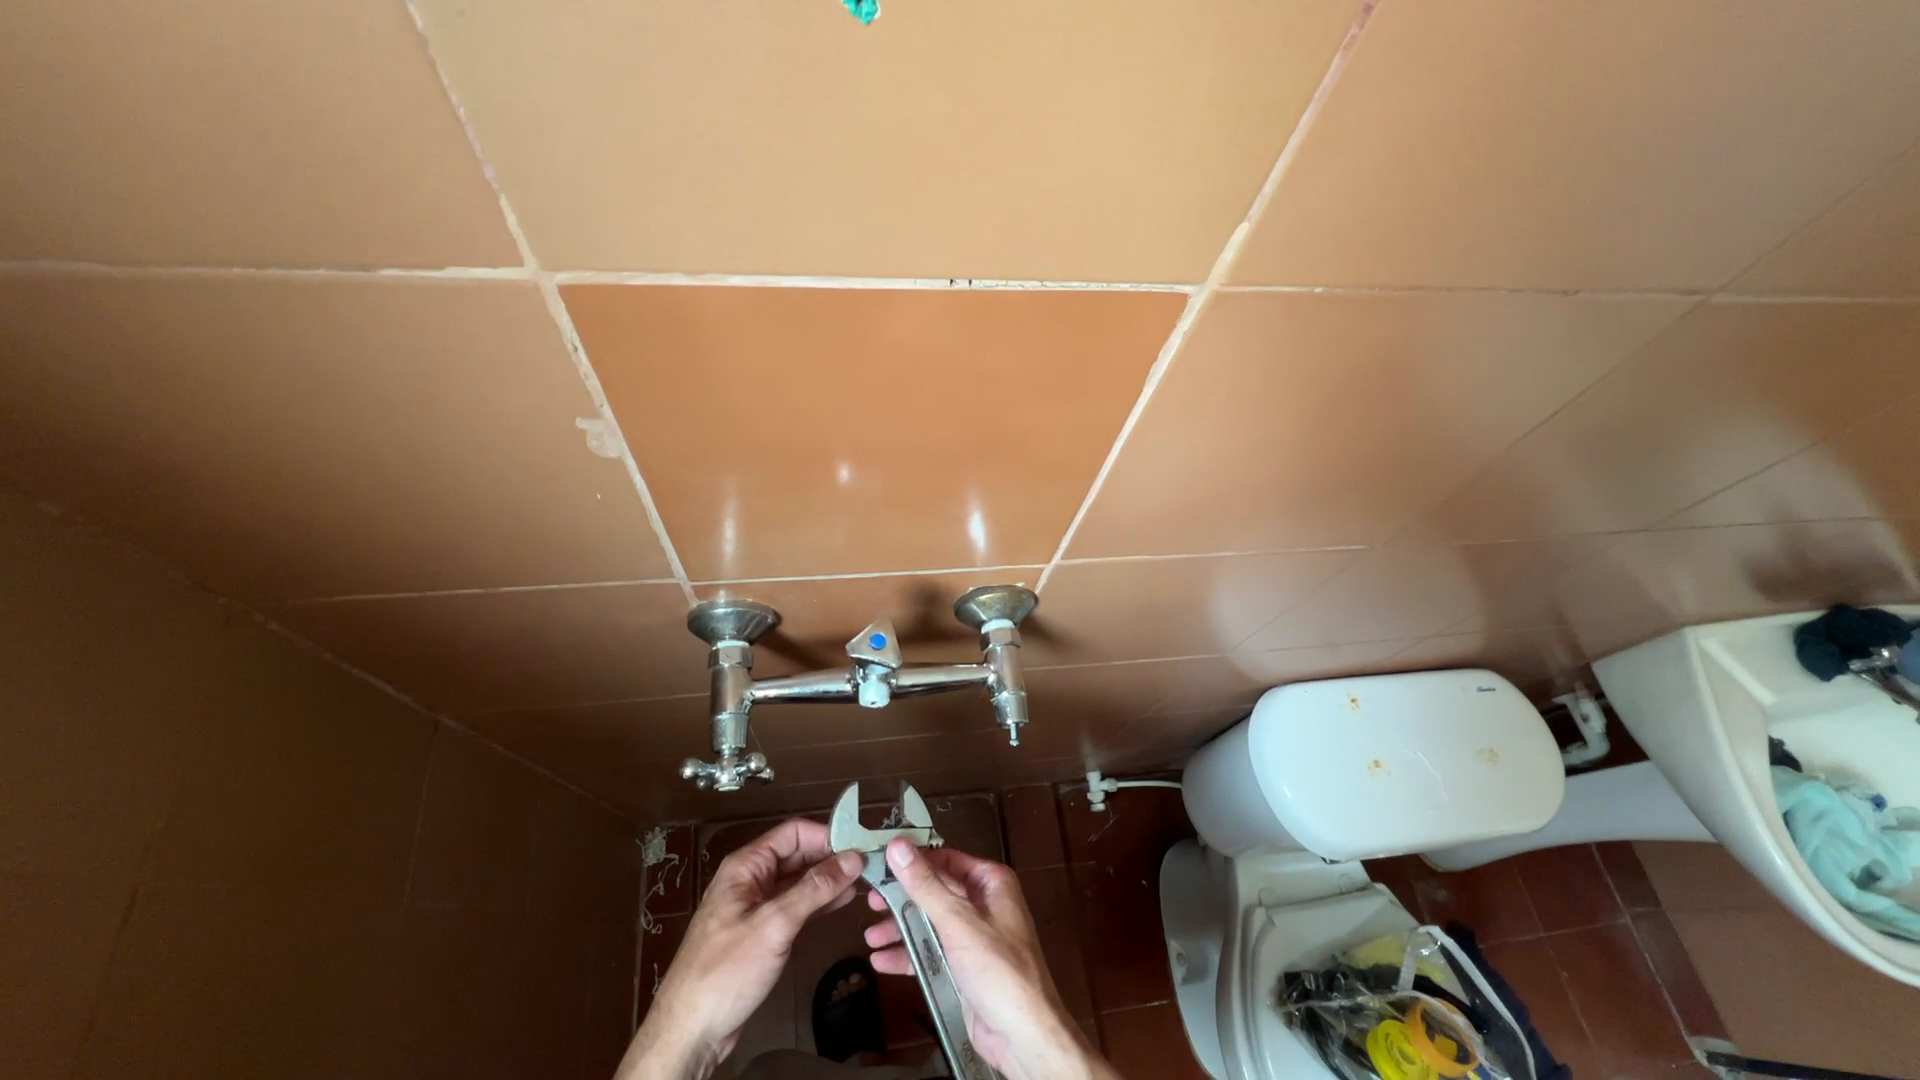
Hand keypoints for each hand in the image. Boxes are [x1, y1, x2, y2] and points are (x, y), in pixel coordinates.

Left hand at [619, 818, 864, 1078]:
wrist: (691, 1028)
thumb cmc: (727, 971)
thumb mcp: (775, 924)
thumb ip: (815, 889)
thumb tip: (853, 859)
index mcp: (746, 867)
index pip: (793, 833)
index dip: (827, 835)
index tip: (860, 847)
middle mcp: (750, 880)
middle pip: (797, 854)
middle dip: (830, 858)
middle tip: (869, 866)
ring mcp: (755, 906)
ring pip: (797, 880)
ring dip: (827, 880)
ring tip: (863, 883)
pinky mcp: (761, 931)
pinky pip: (794, 905)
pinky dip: (817, 902)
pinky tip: (841, 903)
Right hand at [865, 839, 1117, 1079]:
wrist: (1022, 1034)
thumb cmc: (997, 968)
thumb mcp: (958, 921)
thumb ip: (925, 884)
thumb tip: (896, 845)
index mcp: (991, 882)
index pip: (946, 859)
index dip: (913, 860)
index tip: (879, 863)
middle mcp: (983, 903)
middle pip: (935, 891)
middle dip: (903, 899)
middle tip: (871, 903)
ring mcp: (974, 935)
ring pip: (930, 922)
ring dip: (901, 928)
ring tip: (870, 937)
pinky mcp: (964, 965)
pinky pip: (932, 950)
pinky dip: (909, 954)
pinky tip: (882, 960)